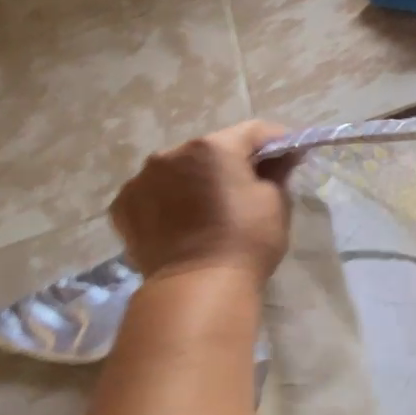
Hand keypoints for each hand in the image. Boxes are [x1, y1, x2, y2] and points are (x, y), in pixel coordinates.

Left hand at [110, 121, 295, 285]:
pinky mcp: (123, 206)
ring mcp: (140, 179)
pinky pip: (154, 193)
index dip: (277, 140)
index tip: (292, 154)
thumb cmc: (248, 238)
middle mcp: (170, 154)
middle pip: (210, 149)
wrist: (198, 283)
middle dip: (231, 162)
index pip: (254, 131)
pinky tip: (184, 222)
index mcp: (213, 148)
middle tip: (251, 186)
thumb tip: (281, 158)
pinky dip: (171, 200)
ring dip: (196, 180)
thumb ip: (276, 172)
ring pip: (178, 170)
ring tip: (211, 208)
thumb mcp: (276, 202)